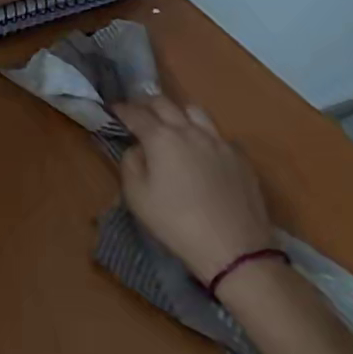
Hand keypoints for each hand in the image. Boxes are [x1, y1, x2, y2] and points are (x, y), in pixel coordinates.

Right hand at [112, 97, 274, 284]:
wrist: (234, 249)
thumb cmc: (175, 222)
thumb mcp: (136, 195)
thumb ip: (130, 162)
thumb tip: (139, 148)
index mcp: (161, 138)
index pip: (136, 113)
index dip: (122, 109)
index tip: (112, 108)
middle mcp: (190, 131)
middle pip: (165, 104)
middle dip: (146, 104)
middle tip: (136, 112)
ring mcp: (219, 142)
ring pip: (194, 111)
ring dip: (176, 112)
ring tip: (170, 124)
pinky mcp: (240, 158)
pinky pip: (216, 133)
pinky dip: (201, 133)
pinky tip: (199, 150)